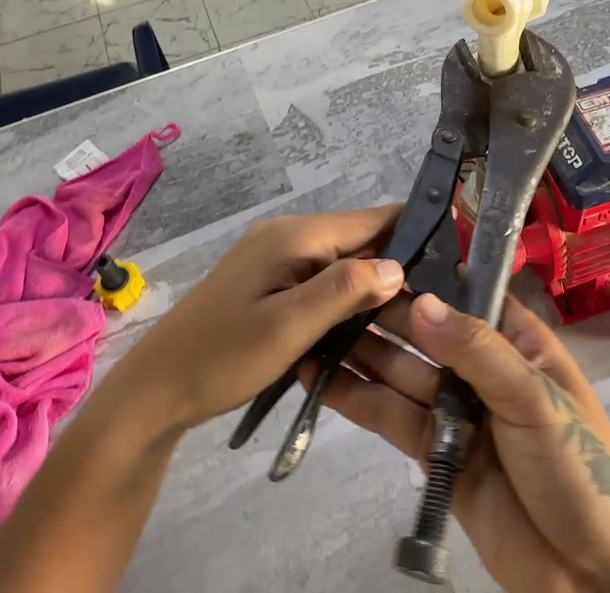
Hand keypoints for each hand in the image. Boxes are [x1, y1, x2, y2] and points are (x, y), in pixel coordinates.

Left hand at [107, 206, 406, 430]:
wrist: (155, 390)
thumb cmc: (222, 357)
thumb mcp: (288, 327)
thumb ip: (344, 291)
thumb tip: (399, 265)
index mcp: (295, 237)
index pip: (370, 220)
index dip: (413, 233)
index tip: (455, 260)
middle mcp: (287, 236)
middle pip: (358, 240)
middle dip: (396, 265)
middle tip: (436, 303)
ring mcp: (274, 259)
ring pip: (341, 264)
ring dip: (370, 287)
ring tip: (411, 318)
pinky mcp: (267, 282)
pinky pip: (319, 281)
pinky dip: (344, 299)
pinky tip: (363, 326)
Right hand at [317, 293, 609, 592]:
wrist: (593, 575)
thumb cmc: (580, 470)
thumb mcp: (536, 401)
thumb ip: (477, 352)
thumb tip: (418, 303)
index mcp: (517, 342)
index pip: (463, 294)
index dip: (421, 275)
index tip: (369, 254)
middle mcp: (482, 369)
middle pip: (423, 332)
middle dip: (379, 313)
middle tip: (322, 290)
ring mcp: (456, 412)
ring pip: (400, 372)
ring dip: (359, 353)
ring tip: (308, 330)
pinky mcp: (435, 454)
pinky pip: (392, 419)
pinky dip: (357, 400)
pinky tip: (320, 379)